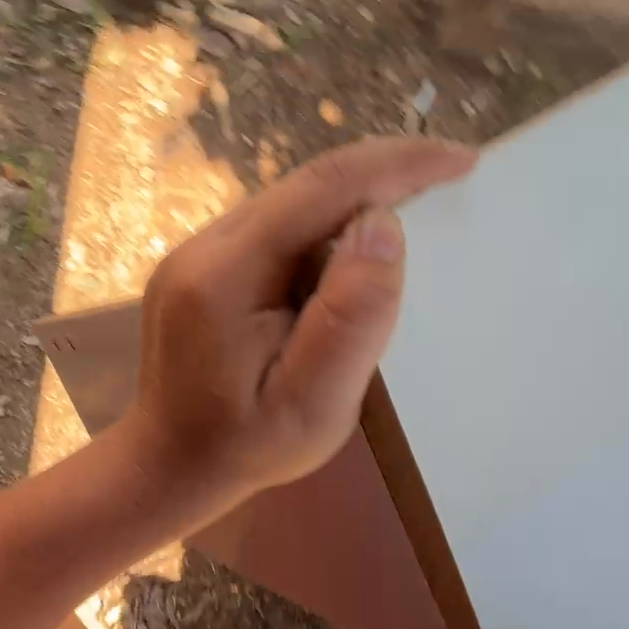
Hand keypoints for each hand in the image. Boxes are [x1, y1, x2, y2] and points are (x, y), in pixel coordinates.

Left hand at [127, 136, 475, 490]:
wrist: (167, 466)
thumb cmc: (242, 447)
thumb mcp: (314, 401)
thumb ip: (352, 316)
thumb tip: (382, 223)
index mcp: (222, 274)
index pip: (319, 188)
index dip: (396, 164)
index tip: (462, 162)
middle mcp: (197, 251)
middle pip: (299, 192)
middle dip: (374, 188)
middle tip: (442, 201)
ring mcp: (188, 260)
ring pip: (284, 211)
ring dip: (341, 222)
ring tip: (381, 261)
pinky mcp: (192, 275)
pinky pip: (265, 237)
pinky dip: (310, 245)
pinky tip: (328, 286)